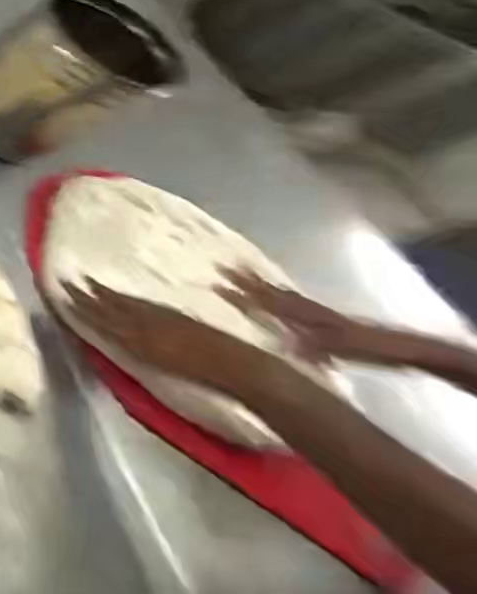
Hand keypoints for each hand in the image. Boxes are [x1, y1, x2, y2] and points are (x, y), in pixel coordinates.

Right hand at [63, 282, 279, 397]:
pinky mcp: (179, 318)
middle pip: (109, 305)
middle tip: (67, 279)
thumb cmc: (201, 375)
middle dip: (87, 294)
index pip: (100, 316)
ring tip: (89, 281)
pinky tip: (125, 295)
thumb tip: (104, 329)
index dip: (80, 305)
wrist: (244, 369)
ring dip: (105, 292)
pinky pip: (145, 303)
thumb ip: (130, 346)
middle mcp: (144, 322)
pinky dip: (130, 297)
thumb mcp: (158, 364)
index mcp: (135, 335)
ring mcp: (163, 318)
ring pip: (125, 302)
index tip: (60, 290)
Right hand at [220, 268, 397, 363]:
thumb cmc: (364, 351)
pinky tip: (280, 289)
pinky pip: (294, 296)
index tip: (215, 284)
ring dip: (262, 281)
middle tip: (224, 264)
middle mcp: (304, 309)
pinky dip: (281, 289)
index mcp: (301, 318)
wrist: (400, 348)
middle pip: (269, 292)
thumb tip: (281, 345)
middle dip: (246, 280)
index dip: (239, 296)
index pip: (262, 304)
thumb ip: (309, 347)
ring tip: (244, 268)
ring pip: (282, 292)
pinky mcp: (323, 313)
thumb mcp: (336, 352)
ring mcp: (314, 309)